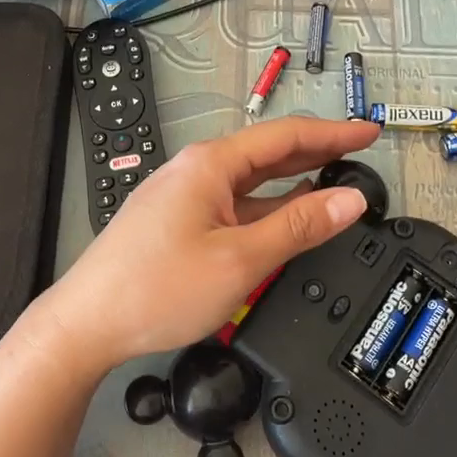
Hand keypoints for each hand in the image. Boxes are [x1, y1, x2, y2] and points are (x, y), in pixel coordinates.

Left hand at [34, 115, 380, 371]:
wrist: (88, 324)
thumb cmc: (155, 289)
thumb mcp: (241, 260)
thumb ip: (298, 227)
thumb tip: (348, 200)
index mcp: (210, 164)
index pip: (285, 136)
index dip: (333, 133)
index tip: (368, 132)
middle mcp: (196, 171)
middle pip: (267, 153)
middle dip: (316, 152)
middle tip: (359, 154)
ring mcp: (184, 197)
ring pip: (250, 182)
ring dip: (293, 183)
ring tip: (334, 184)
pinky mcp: (177, 223)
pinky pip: (233, 205)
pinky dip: (266, 208)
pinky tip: (285, 219)